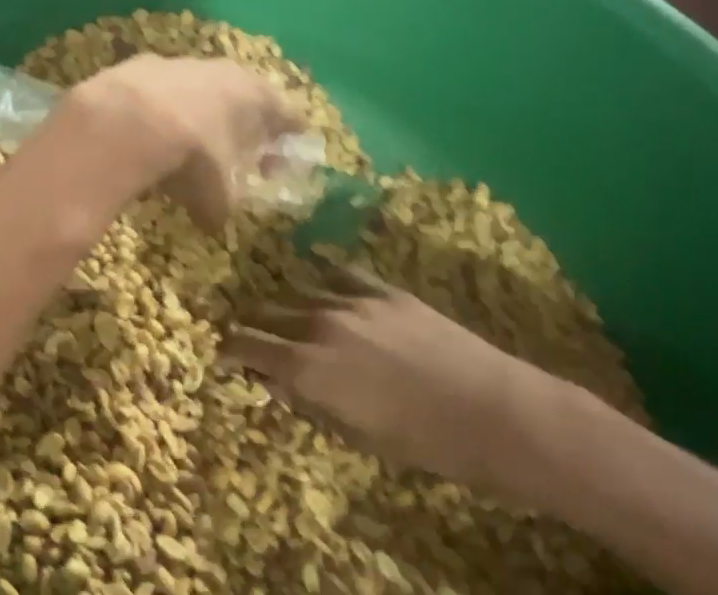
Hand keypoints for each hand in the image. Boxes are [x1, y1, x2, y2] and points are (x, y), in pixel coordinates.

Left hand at [66, 55, 301, 226]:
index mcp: (256, 96)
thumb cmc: (192, 157)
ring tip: (187, 141)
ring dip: (196, 112)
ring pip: (197, 88)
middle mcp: (223, 72)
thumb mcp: (216, 195)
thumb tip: (212, 219)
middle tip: (238, 150)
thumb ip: (221, 205)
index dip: (288, 136)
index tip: (287, 153)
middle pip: (242, 96)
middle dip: (241, 123)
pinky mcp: (139, 65)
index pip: (287, 113)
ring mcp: (179, 64)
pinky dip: (157, 109)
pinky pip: (157, 90)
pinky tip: (147, 130)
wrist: (127, 121)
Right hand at [217, 274, 561, 488]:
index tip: (220, 350)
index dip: (229, 348)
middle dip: (251, 321)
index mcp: (308, 367)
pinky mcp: (386, 291)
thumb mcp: (357, 435)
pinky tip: (319, 277)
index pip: (249, 347)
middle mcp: (320, 325)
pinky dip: (324, 278)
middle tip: (245, 327)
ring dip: (286, 301)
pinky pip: (342, 275)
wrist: (497, 413)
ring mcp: (354, 302)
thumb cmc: (425, 442)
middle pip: (268, 312)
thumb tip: (276, 382)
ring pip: (301, 291)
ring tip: (280, 304)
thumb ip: (309, 401)